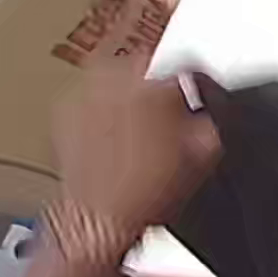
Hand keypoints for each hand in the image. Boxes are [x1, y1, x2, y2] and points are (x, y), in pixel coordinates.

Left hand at [51, 62, 220, 232]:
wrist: (104, 215)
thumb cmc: (151, 187)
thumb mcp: (207, 149)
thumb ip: (212, 116)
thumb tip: (211, 104)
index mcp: (154, 86)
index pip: (187, 62)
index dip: (202, 77)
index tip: (205, 88)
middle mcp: (113, 83)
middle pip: (147, 61)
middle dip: (164, 76)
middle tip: (176, 96)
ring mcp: (84, 97)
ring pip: (117, 74)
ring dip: (135, 86)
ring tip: (149, 108)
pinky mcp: (65, 113)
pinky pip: (95, 94)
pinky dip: (110, 102)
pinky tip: (122, 124)